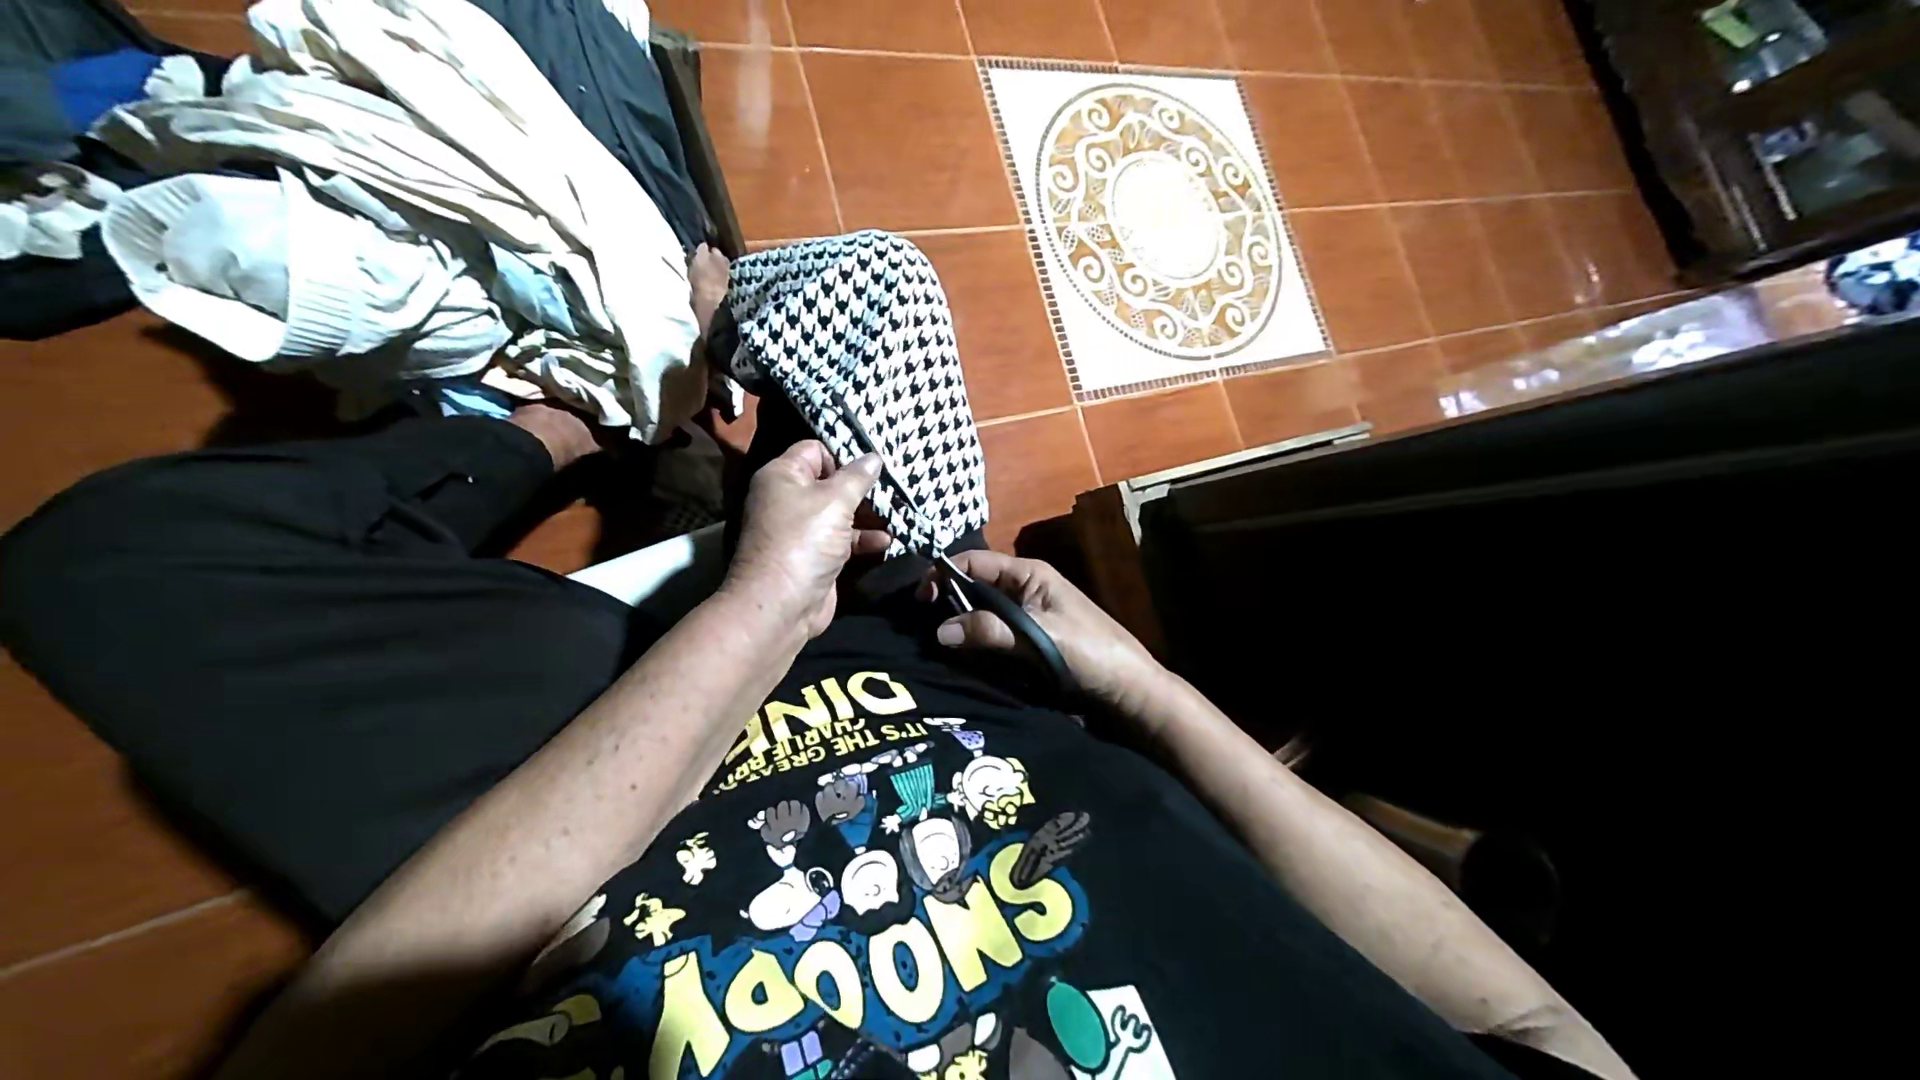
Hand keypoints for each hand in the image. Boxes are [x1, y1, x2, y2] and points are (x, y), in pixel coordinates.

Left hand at [722, 441, 887, 637]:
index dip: (842, 454)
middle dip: (861, 487)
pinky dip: (863, 540)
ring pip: (840, 512)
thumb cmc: (804, 541)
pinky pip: (843, 539)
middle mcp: (788, 499)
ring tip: (895, 514)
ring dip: (867, 515)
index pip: (814, 450)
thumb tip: (874, 457)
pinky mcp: (815, 555)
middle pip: (830, 482)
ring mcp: (801, 529)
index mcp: (782, 476)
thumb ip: (857, 477)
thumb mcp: (835, 501)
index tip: (871, 466)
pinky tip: (885, 542)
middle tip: (892, 488)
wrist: (781, 604)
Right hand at [926, 551, 1170, 719]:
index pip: (975, 562)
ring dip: (962, 626)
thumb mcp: (1038, 636)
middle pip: (975, 586)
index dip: (945, 573)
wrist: (1128, 688)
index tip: (921, 599)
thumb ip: (990, 630)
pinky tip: (963, 657)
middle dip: (949, 602)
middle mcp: (1025, 588)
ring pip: (982, 613)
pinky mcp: (1028, 639)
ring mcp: (1027, 615)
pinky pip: (993, 634)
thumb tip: (940, 630)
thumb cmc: (1090, 652)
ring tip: (938, 646)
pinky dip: (977, 643)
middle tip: (923, 627)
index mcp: (1029, 574)